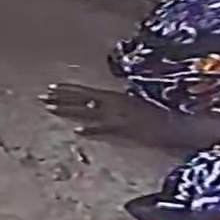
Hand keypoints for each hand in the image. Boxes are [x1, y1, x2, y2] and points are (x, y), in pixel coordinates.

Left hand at [41, 83, 197, 147]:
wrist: (179, 125)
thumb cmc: (157, 114)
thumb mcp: (131, 102)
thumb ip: (113, 102)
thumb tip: (96, 102)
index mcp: (114, 97)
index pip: (85, 92)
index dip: (67, 90)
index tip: (49, 87)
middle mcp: (113, 104)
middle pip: (81, 101)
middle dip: (60, 99)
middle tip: (40, 97)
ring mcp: (118, 117)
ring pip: (87, 113)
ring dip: (68, 111)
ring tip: (49, 108)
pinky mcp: (126, 131)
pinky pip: (106, 131)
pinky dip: (92, 131)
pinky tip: (78, 131)